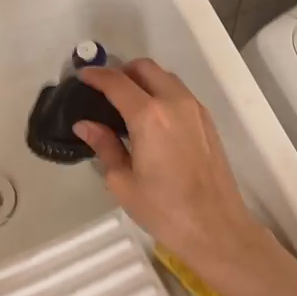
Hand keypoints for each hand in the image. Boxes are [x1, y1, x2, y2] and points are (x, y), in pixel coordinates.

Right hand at [73, 59, 279, 271]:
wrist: (215, 227)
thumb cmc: (164, 209)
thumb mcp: (123, 182)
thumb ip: (105, 146)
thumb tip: (85, 125)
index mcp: (149, 116)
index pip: (117, 83)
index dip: (96, 75)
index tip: (81, 76)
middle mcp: (175, 103)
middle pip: (145, 68)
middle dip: (121, 71)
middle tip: (103, 89)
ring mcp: (195, 110)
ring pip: (166, 77)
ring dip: (144, 80)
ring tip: (126, 102)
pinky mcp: (207, 121)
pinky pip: (180, 93)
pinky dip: (161, 92)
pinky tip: (151, 117)